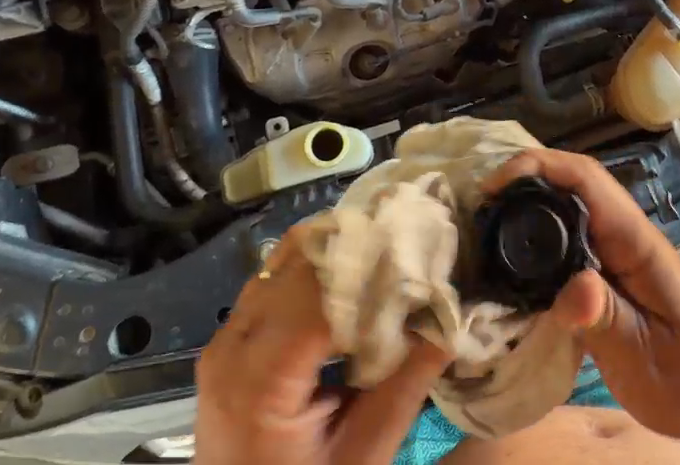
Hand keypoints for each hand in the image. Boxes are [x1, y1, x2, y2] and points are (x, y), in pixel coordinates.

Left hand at [193, 223, 449, 464]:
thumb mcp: (364, 454)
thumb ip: (406, 384)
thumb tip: (454, 322)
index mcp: (259, 381)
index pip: (321, 295)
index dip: (372, 266)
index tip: (423, 250)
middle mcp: (232, 345)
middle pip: (301, 266)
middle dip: (359, 248)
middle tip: (413, 236)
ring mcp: (225, 337)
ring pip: (285, 260)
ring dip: (339, 249)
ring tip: (389, 244)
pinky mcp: (230, 336)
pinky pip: (274, 277)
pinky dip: (316, 264)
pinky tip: (355, 268)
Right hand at [480, 149, 679, 453]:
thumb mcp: (649, 355)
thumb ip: (607, 319)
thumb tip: (572, 285)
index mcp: (636, 242)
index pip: (587, 180)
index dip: (538, 167)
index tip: (492, 186)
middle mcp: (623, 239)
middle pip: (571, 186)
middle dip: (521, 183)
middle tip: (473, 210)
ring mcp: (617, 259)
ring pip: (568, 215)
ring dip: (526, 211)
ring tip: (480, 232)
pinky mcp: (610, 283)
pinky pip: (568, 249)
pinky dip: (535, 248)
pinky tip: (508, 267)